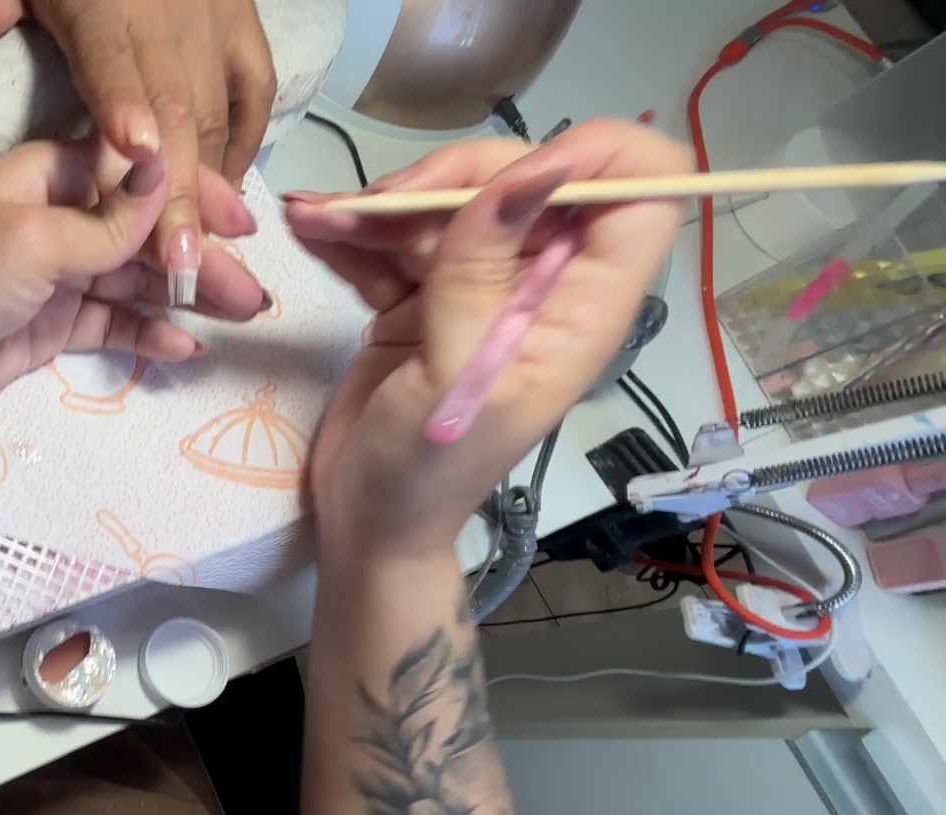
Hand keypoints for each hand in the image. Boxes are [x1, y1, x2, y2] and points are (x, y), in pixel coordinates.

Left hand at [0, 138, 266, 430]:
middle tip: (252, 291)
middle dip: (199, 257)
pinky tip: (183, 347)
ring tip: (236, 317)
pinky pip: (112, 324)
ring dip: (184, 298)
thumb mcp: (31, 242)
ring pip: (136, 282)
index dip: (191, 196)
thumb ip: (104, 223)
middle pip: (145, 234)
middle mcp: (60, 222)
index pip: (136, 176)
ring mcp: (58, 277)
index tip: (242, 222)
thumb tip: (169, 179)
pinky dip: (146, 334)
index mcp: (51, 179)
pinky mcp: (53, 326)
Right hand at [285, 118, 689, 558]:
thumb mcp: (456, 375)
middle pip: (518, 187)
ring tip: (312, 214)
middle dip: (443, 183)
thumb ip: (479, 275)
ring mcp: (468, 294)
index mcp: (577, 306)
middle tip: (369, 206)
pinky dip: (349, 237)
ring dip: (375, 208)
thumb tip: (526, 171)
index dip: (589, 162)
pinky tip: (309, 224)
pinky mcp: (413, 306)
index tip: (501, 180)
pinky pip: (387, 252)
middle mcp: (532, 288)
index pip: (638, 194)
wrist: (366, 518)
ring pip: (440, 214)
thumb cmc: (426, 465)